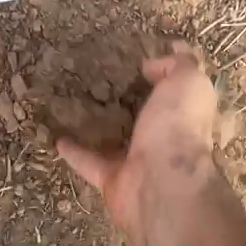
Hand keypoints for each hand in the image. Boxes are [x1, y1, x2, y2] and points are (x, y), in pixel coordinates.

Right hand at [57, 43, 220, 245]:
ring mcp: (138, 163)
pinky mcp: (111, 179)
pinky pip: (88, 160)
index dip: (163, 78)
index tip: (139, 61)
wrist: (162, 184)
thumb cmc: (178, 127)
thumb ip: (177, 66)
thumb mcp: (189, 82)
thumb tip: (153, 65)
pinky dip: (74, 150)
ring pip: (116, 141)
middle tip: (103, 79)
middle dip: (130, 103)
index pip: (177, 96)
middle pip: (146, 119)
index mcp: (183, 117)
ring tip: (77, 104)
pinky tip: (56, 134)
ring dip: (100, 128)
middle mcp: (164, 141)